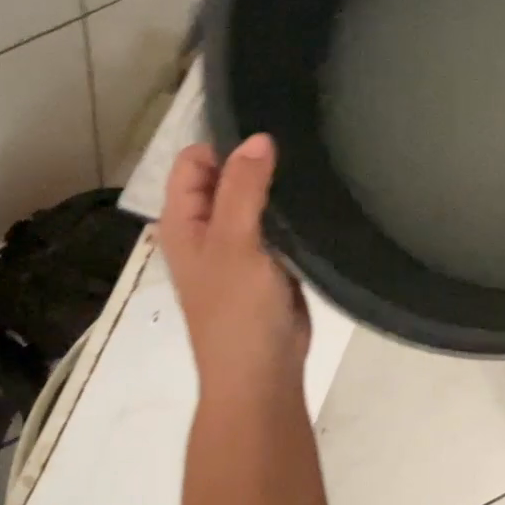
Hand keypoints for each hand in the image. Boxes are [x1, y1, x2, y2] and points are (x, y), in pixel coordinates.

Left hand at [160, 134, 308, 398]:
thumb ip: (243, 189)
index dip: (225, 143)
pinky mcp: (272, 261)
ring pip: (258, 199)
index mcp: (183, 222)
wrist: (261, 373)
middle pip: (228, 176)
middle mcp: (208, 229)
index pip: (194, 161)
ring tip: (316, 165)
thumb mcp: (235, 243)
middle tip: (301, 142)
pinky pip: (280, 223)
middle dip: (257, 160)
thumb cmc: (237, 310)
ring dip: (279, 186)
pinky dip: (294, 211)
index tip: (269, 131)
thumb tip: (258, 138)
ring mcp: (240, 246)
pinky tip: (320, 200)